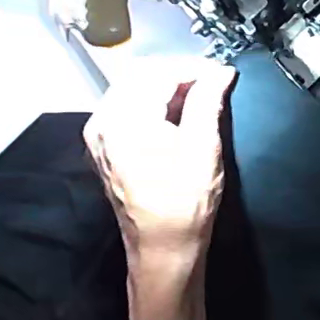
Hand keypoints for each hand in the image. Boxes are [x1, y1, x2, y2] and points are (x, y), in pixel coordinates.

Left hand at [85, 61, 236, 314]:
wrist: (162, 251)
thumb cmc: (184, 207)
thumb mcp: (203, 149)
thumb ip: (207, 102)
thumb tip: (219, 73)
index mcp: (125, 122)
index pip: (160, 73)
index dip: (194, 68)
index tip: (220, 73)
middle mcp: (104, 124)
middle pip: (141, 75)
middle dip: (178, 73)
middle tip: (211, 82)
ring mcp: (100, 136)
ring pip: (132, 89)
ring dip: (165, 86)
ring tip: (198, 97)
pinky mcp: (104, 146)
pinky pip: (126, 107)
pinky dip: (151, 102)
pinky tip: (176, 113)